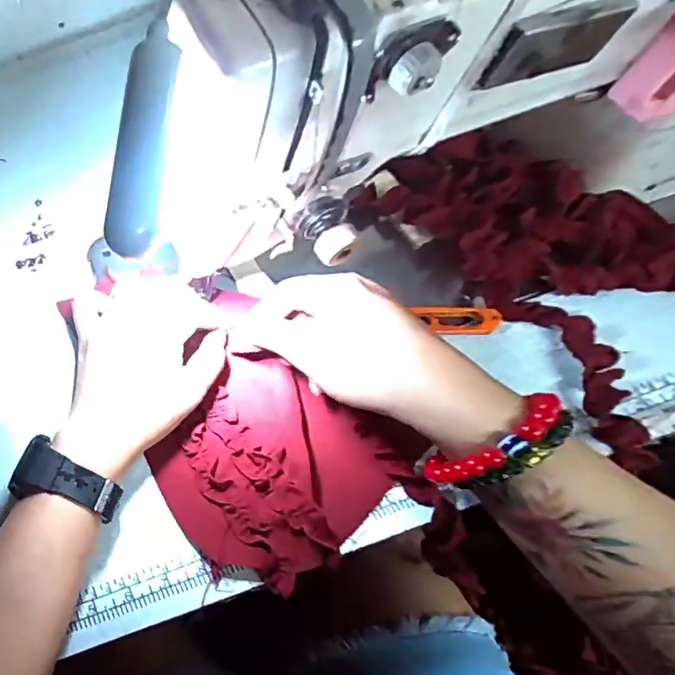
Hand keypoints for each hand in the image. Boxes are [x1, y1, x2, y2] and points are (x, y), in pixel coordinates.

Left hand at [55, 277, 228, 479]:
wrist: (102, 434)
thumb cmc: (150, 415)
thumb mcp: (192, 392)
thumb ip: (211, 359)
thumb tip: (218, 337)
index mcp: (163, 329)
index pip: (194, 307)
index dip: (212, 316)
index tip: (221, 327)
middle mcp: (134, 316)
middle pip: (165, 290)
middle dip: (188, 300)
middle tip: (199, 321)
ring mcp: (107, 321)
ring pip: (132, 288)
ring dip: (152, 293)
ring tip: (164, 311)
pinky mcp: (88, 333)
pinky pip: (89, 301)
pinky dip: (103, 299)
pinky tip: (115, 310)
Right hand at [238, 274, 518, 453]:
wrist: (432, 388)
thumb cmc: (362, 366)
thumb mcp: (308, 352)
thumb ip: (271, 335)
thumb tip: (241, 327)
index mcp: (333, 286)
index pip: (282, 292)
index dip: (260, 317)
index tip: (248, 345)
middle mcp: (356, 287)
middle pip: (306, 307)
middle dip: (290, 338)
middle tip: (285, 366)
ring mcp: (378, 305)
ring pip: (328, 325)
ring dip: (313, 352)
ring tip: (317, 382)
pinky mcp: (393, 327)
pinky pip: (351, 334)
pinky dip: (337, 354)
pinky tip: (342, 382)